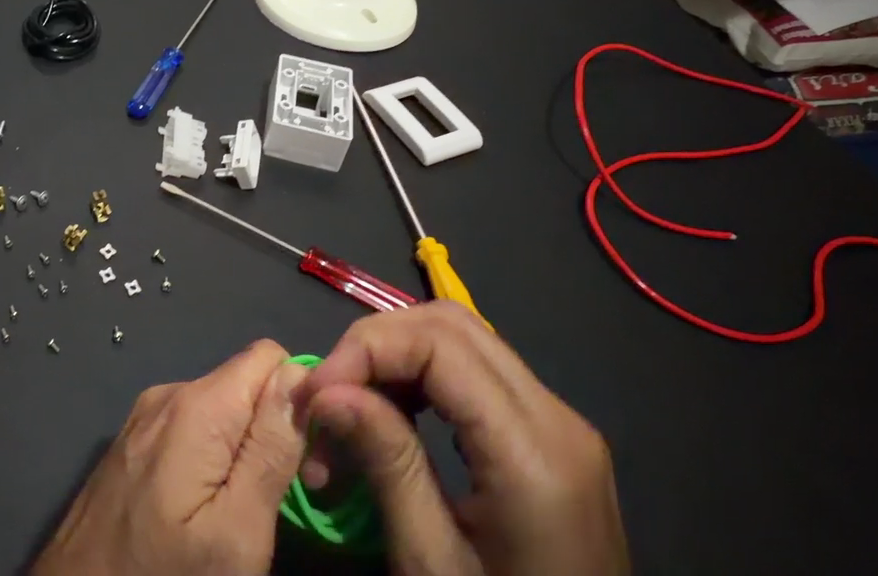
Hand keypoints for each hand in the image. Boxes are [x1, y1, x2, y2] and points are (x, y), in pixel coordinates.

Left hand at [32, 340, 309, 574]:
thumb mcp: (237, 530)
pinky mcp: (134, 443)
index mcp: (196, 405)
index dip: (302, 402)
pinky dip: (213, 458)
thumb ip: (271, 449)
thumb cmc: (163, 574)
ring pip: (222, 409)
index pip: (272, 358)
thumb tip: (301, 373)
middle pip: (247, 385)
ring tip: (241, 513)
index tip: (311, 464)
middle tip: (283, 502)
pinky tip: (204, 507)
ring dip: (244, 450)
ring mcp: (145, 419)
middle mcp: (168, 395)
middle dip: (276, 432)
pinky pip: (192, 429)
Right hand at [298, 303, 626, 575]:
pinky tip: (394, 415)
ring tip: (351, 407)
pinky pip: (480, 373)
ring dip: (397, 356)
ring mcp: (562, 426)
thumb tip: (326, 391)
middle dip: (376, 345)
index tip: (316, 396)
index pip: (440, 342)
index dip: (367, 350)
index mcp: (534, 452)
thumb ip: (387, 464)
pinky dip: (424, 376)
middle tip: (327, 396)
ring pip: (465, 339)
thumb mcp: (433, 563)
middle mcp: (557, 419)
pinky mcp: (554, 440)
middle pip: (452, 325)